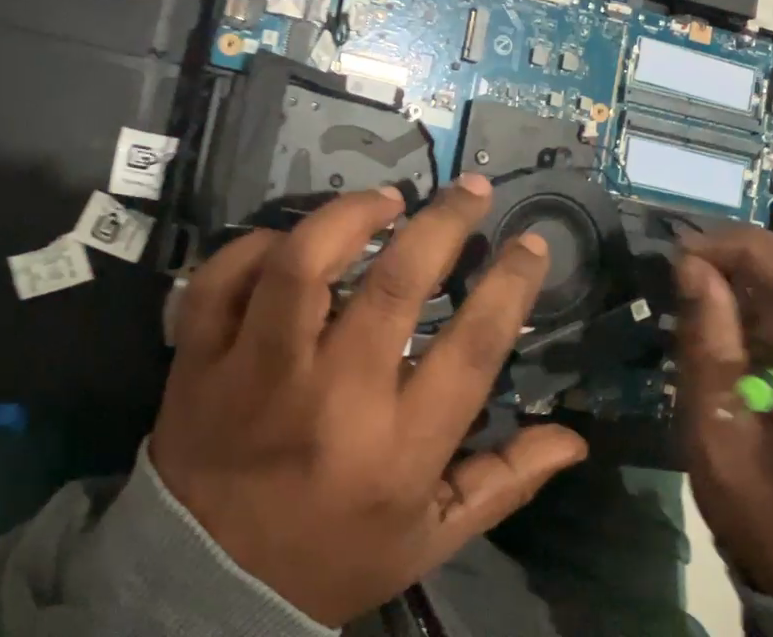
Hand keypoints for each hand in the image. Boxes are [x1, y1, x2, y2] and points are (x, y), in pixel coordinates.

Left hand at [151, 177, 589, 626]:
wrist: (205, 582)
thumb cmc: (328, 557)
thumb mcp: (426, 540)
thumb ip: (500, 484)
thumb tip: (573, 440)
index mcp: (397, 448)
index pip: (472, 347)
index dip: (511, 284)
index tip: (529, 243)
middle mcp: (331, 398)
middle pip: (396, 285)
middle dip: (444, 224)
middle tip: (469, 191)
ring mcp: (256, 372)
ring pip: (301, 266)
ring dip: (348, 216)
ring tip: (385, 199)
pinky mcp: (199, 357)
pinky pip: (223, 278)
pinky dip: (257, 245)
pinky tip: (292, 239)